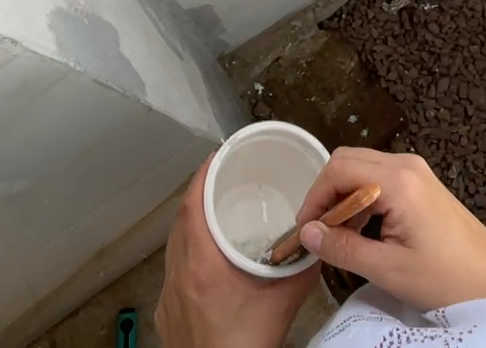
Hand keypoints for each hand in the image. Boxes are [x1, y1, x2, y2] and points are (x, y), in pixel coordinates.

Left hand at [156, 154, 317, 347]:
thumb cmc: (249, 342)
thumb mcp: (284, 301)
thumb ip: (302, 263)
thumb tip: (319, 235)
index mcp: (201, 266)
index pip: (191, 208)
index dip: (200, 177)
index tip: (216, 157)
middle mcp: (178, 276)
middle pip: (179, 223)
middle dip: (198, 195)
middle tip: (220, 178)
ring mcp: (168, 296)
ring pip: (174, 246)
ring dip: (191, 224)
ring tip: (214, 211)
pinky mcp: (166, 314)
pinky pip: (173, 270)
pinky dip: (187, 252)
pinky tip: (206, 258)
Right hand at [294, 147, 485, 310]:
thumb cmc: (445, 276)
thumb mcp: (389, 269)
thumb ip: (344, 248)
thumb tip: (308, 234)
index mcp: (397, 181)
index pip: (339, 170)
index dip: (315, 198)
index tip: (305, 231)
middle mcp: (404, 164)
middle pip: (347, 161)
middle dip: (325, 193)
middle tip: (317, 231)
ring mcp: (413, 169)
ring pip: (361, 166)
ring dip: (342, 195)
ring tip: (335, 235)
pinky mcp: (418, 180)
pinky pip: (377, 176)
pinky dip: (360, 196)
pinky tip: (358, 229)